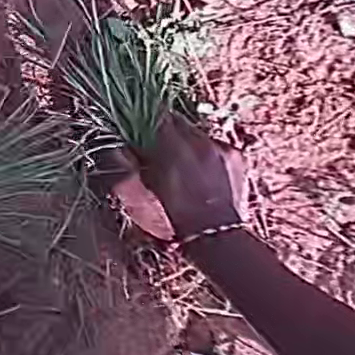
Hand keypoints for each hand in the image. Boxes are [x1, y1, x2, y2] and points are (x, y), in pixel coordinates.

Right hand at [112, 115, 249, 239]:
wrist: (216, 238)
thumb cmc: (170, 219)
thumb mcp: (135, 194)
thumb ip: (124, 164)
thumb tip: (118, 145)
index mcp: (171, 148)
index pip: (154, 116)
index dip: (140, 118)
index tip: (132, 125)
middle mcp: (198, 142)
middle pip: (175, 119)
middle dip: (161, 128)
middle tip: (151, 144)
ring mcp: (220, 147)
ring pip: (193, 130)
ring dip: (181, 139)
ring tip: (174, 159)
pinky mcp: (235, 156)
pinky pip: (212, 143)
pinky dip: (201, 149)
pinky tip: (196, 168)